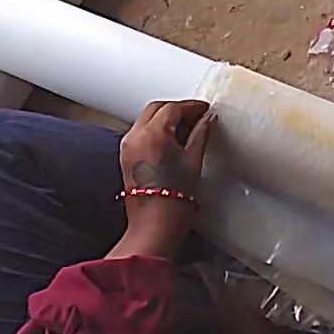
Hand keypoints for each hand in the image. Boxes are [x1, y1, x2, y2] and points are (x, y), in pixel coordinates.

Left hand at [111, 100, 214, 259]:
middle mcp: (135, 137)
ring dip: (165, 119)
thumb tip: (207, 120)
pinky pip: (140, 134)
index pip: (172, 108)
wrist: (154, 227)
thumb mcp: (193, 161)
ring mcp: (128, 147)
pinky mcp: (126, 158)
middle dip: (176, 110)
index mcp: (152, 134)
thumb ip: (200, 135)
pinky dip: (155, 131)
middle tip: (196, 116)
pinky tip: (172, 140)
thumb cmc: (172, 201)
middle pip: (156, 109)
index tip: (203, 110)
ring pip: (146, 120)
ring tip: (187, 128)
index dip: (191, 107)